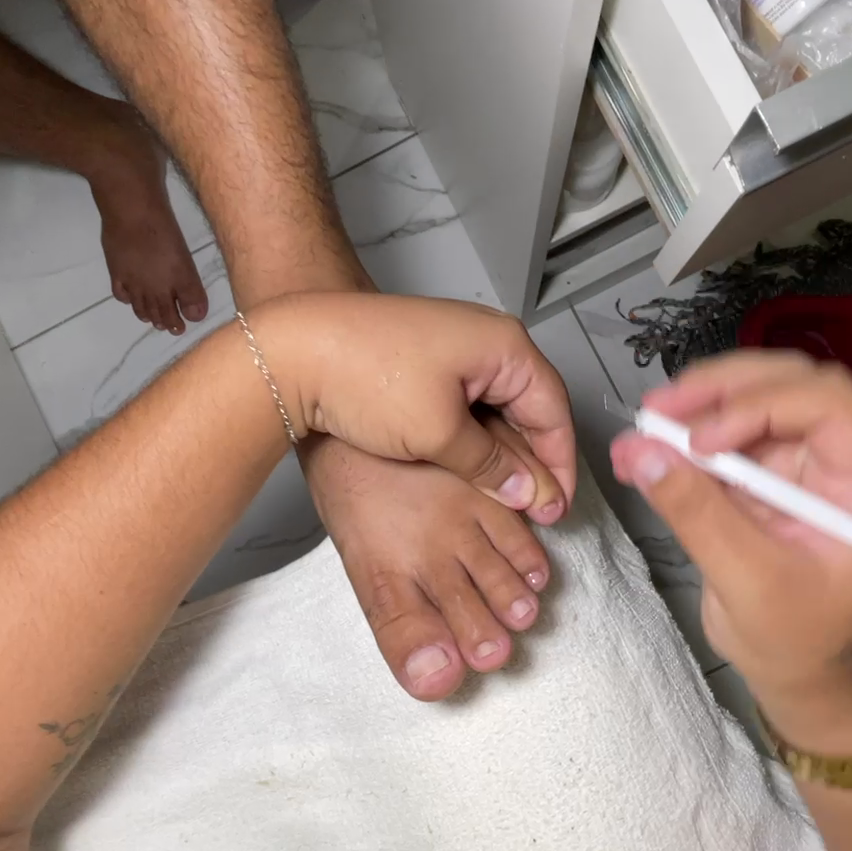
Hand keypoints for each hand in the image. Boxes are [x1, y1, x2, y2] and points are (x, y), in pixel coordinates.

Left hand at [250, 292, 575, 515]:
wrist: (292, 351)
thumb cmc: (362, 373)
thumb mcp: (438, 433)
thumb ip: (489, 465)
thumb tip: (523, 490)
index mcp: (503, 345)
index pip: (552, 410)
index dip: (559, 465)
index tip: (557, 506)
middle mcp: (485, 340)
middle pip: (528, 409)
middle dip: (533, 462)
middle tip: (536, 510)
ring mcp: (453, 350)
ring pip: (496, 411)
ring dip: (502, 454)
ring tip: (504, 497)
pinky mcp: (426, 363)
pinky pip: (466, 406)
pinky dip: (473, 439)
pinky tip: (471, 470)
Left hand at [304, 442, 551, 699]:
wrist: (355, 418)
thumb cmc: (352, 490)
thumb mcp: (358, 557)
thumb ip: (399, 622)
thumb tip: (432, 678)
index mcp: (379, 567)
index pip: (400, 623)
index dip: (421, 653)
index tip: (443, 676)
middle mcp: (419, 547)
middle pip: (453, 601)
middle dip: (476, 631)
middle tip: (494, 654)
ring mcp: (452, 518)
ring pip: (488, 567)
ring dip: (507, 595)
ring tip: (521, 616)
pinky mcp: (477, 493)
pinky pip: (511, 527)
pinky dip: (527, 554)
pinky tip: (536, 576)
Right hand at [609, 352, 851, 706]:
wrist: (797, 674)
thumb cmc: (798, 639)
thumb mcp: (749, 581)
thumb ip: (697, 513)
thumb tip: (639, 451)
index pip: (830, 405)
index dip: (763, 405)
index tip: (702, 442)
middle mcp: (842, 459)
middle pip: (791, 384)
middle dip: (722, 389)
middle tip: (658, 409)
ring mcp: (801, 463)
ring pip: (752, 400)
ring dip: (694, 407)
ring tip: (642, 427)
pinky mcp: (763, 475)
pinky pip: (722, 438)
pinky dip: (680, 439)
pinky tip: (640, 451)